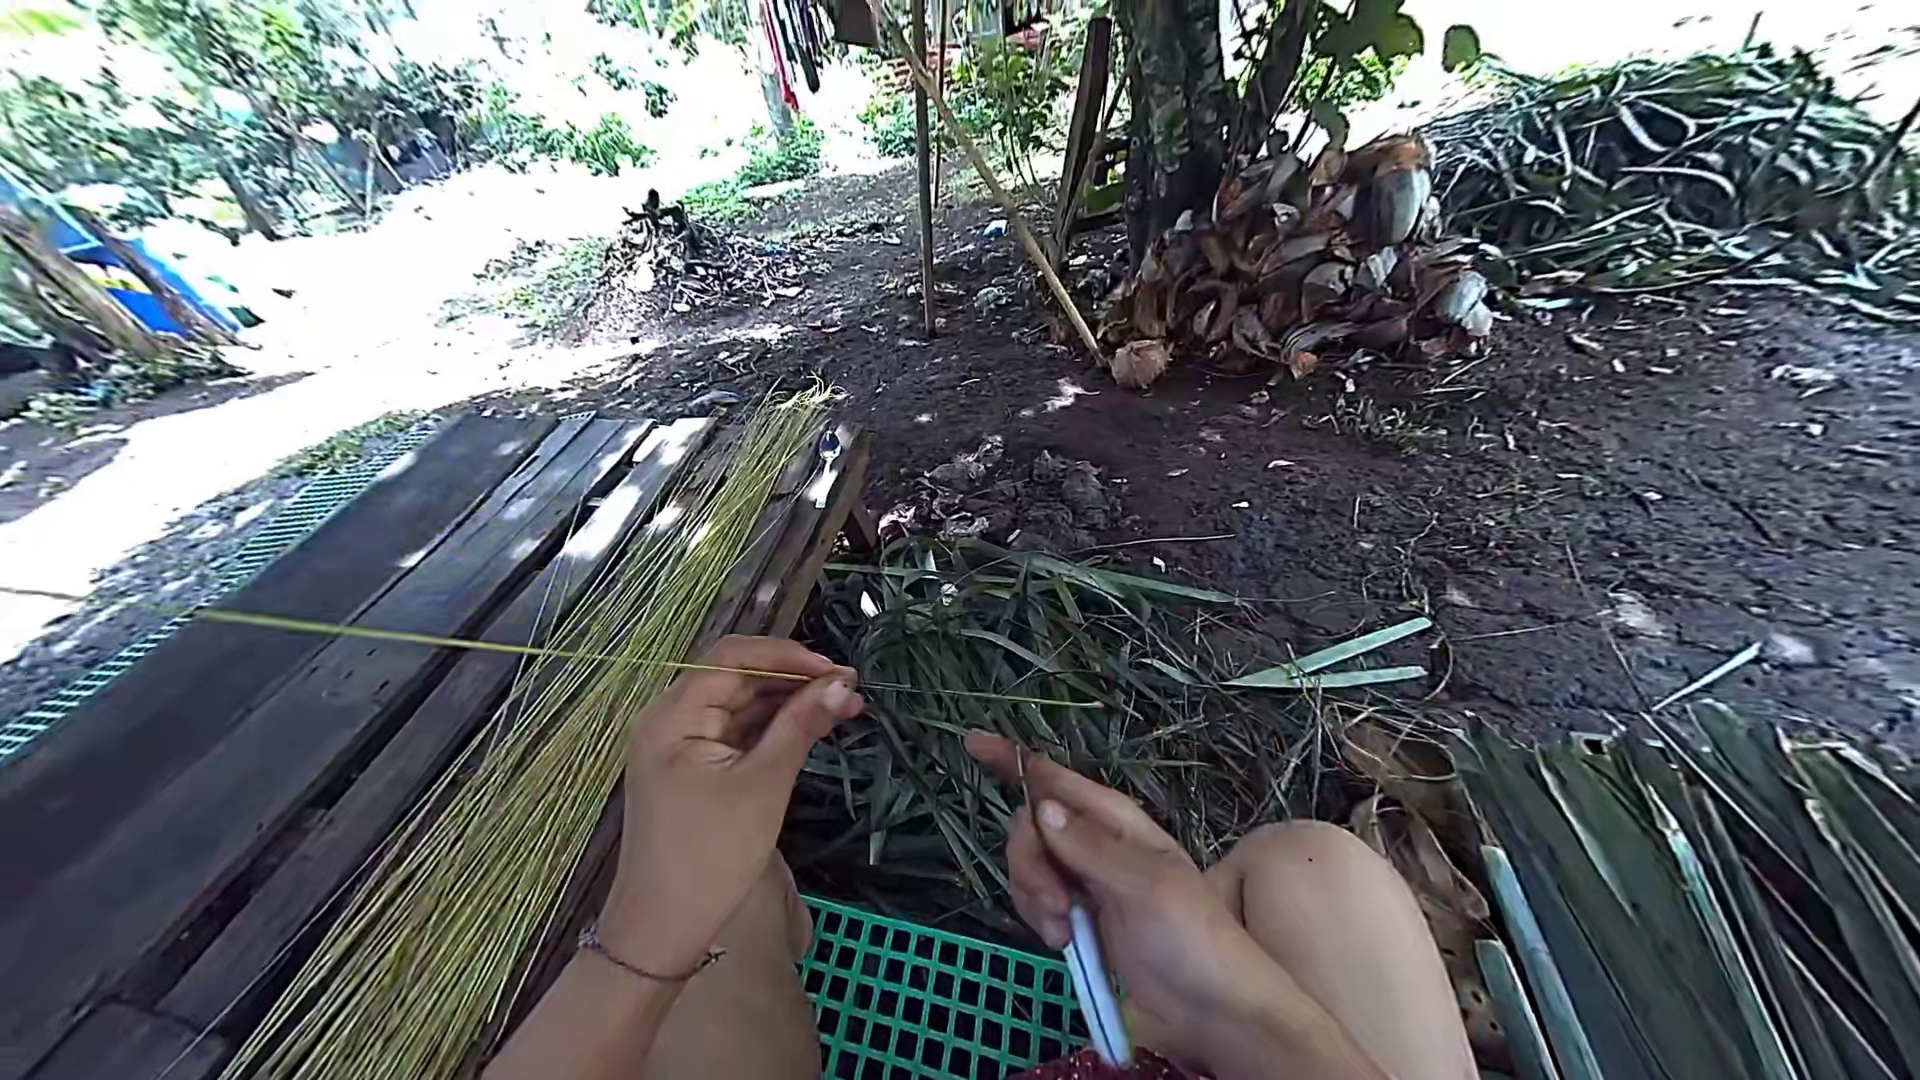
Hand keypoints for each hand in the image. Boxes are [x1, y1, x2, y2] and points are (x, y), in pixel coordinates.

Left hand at [601, 637, 861, 974]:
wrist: (662, 933)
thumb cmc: (711, 855)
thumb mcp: (764, 784)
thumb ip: (802, 724)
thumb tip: (843, 683)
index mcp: (674, 716)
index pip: (732, 658)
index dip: (785, 655)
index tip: (832, 670)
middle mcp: (673, 718)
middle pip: (740, 678)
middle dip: (795, 678)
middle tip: (849, 688)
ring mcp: (684, 742)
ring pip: (745, 703)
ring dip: (791, 701)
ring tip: (843, 705)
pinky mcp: (698, 764)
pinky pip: (741, 730)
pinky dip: (776, 726)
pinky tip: (814, 725)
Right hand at [966, 732, 1382, 1079]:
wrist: (1213, 1009)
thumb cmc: (1192, 936)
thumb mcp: (1146, 886)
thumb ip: (1089, 847)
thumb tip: (1040, 807)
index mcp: (1112, 818)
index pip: (1052, 777)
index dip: (1011, 758)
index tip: (971, 743)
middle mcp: (1091, 838)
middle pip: (1029, 824)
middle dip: (1028, 861)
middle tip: (1056, 904)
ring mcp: (1082, 874)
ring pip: (1027, 861)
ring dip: (1033, 895)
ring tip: (1064, 930)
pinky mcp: (1075, 910)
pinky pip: (1034, 896)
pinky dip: (1037, 915)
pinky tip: (1063, 940)